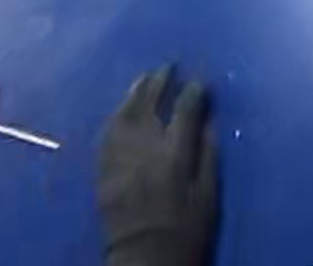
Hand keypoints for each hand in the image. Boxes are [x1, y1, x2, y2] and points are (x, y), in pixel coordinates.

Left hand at [98, 67, 217, 265]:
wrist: (142, 263)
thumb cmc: (184, 233)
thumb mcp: (208, 197)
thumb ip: (209, 154)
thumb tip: (209, 119)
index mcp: (174, 155)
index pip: (185, 108)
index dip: (194, 90)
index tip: (201, 81)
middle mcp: (144, 148)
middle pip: (151, 101)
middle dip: (161, 79)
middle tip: (169, 67)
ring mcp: (120, 155)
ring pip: (126, 110)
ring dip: (137, 90)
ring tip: (147, 76)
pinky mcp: (103, 166)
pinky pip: (108, 130)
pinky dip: (118, 113)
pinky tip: (124, 105)